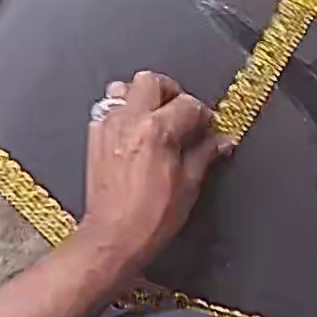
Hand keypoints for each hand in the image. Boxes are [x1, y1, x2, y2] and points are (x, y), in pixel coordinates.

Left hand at [79, 71, 233, 273]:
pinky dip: (122, 111)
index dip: (203, 115)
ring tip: (155, 117)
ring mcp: (108, 126)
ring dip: (141, 96)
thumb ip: (204, 154)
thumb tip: (221, 140)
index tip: (208, 127)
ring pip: (123, 88)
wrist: (113, 235)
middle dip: (171, 91)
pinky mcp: (94, 137)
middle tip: (182, 112)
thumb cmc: (150, 217)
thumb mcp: (188, 186)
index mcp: (157, 130)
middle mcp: (129, 121)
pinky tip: (134, 130)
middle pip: (150, 80)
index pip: (188, 104)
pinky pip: (108, 108)